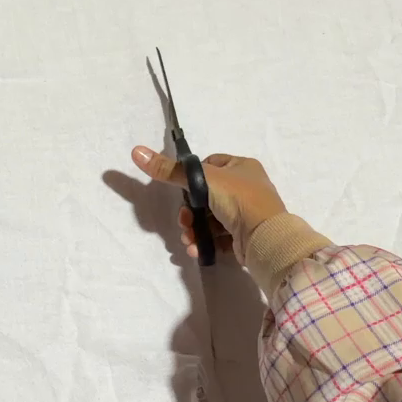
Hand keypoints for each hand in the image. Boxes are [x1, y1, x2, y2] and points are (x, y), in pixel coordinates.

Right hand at [131, 147, 287, 264]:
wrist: (265, 237)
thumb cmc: (238, 199)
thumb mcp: (202, 180)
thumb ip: (169, 170)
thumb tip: (136, 151)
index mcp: (242, 167)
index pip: (210, 166)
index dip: (192, 179)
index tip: (182, 192)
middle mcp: (247, 188)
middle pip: (207, 197)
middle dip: (190, 213)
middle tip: (183, 222)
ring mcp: (248, 213)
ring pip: (211, 219)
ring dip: (195, 230)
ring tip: (188, 240)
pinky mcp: (245, 236)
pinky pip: (220, 237)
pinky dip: (206, 242)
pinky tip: (197, 250)